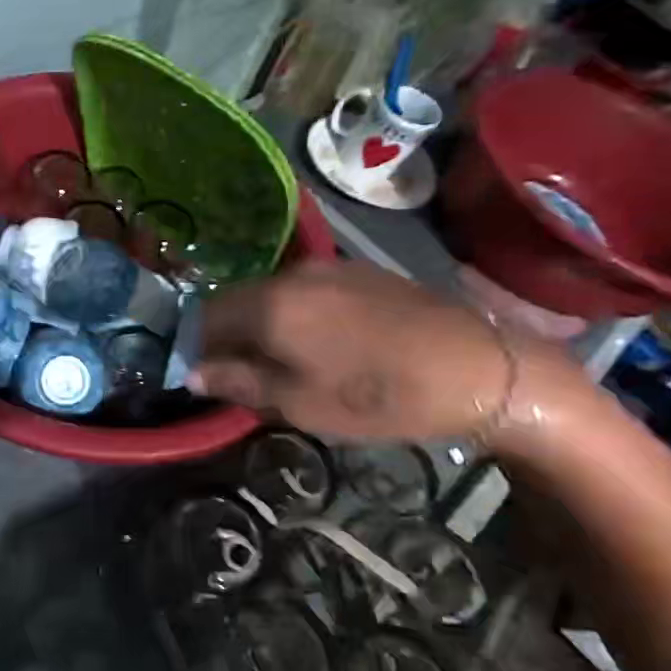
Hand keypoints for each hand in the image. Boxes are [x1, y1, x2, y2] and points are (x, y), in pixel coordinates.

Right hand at [189, 262, 581, 443]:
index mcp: (270, 305)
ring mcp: (329, 267)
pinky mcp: (360, 270)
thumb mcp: (300, 403)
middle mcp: (292, 274)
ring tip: (284, 361)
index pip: (206, 316)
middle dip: (229, 335)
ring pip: (272, 293)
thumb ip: (239, 382)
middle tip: (244, 375)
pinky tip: (321, 341)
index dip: (198, 347)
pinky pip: (305, 289)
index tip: (207, 377)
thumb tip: (193, 373)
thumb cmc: (379, 396)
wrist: (477, 368)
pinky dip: (295, 313)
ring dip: (264, 323)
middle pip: (238, 300)